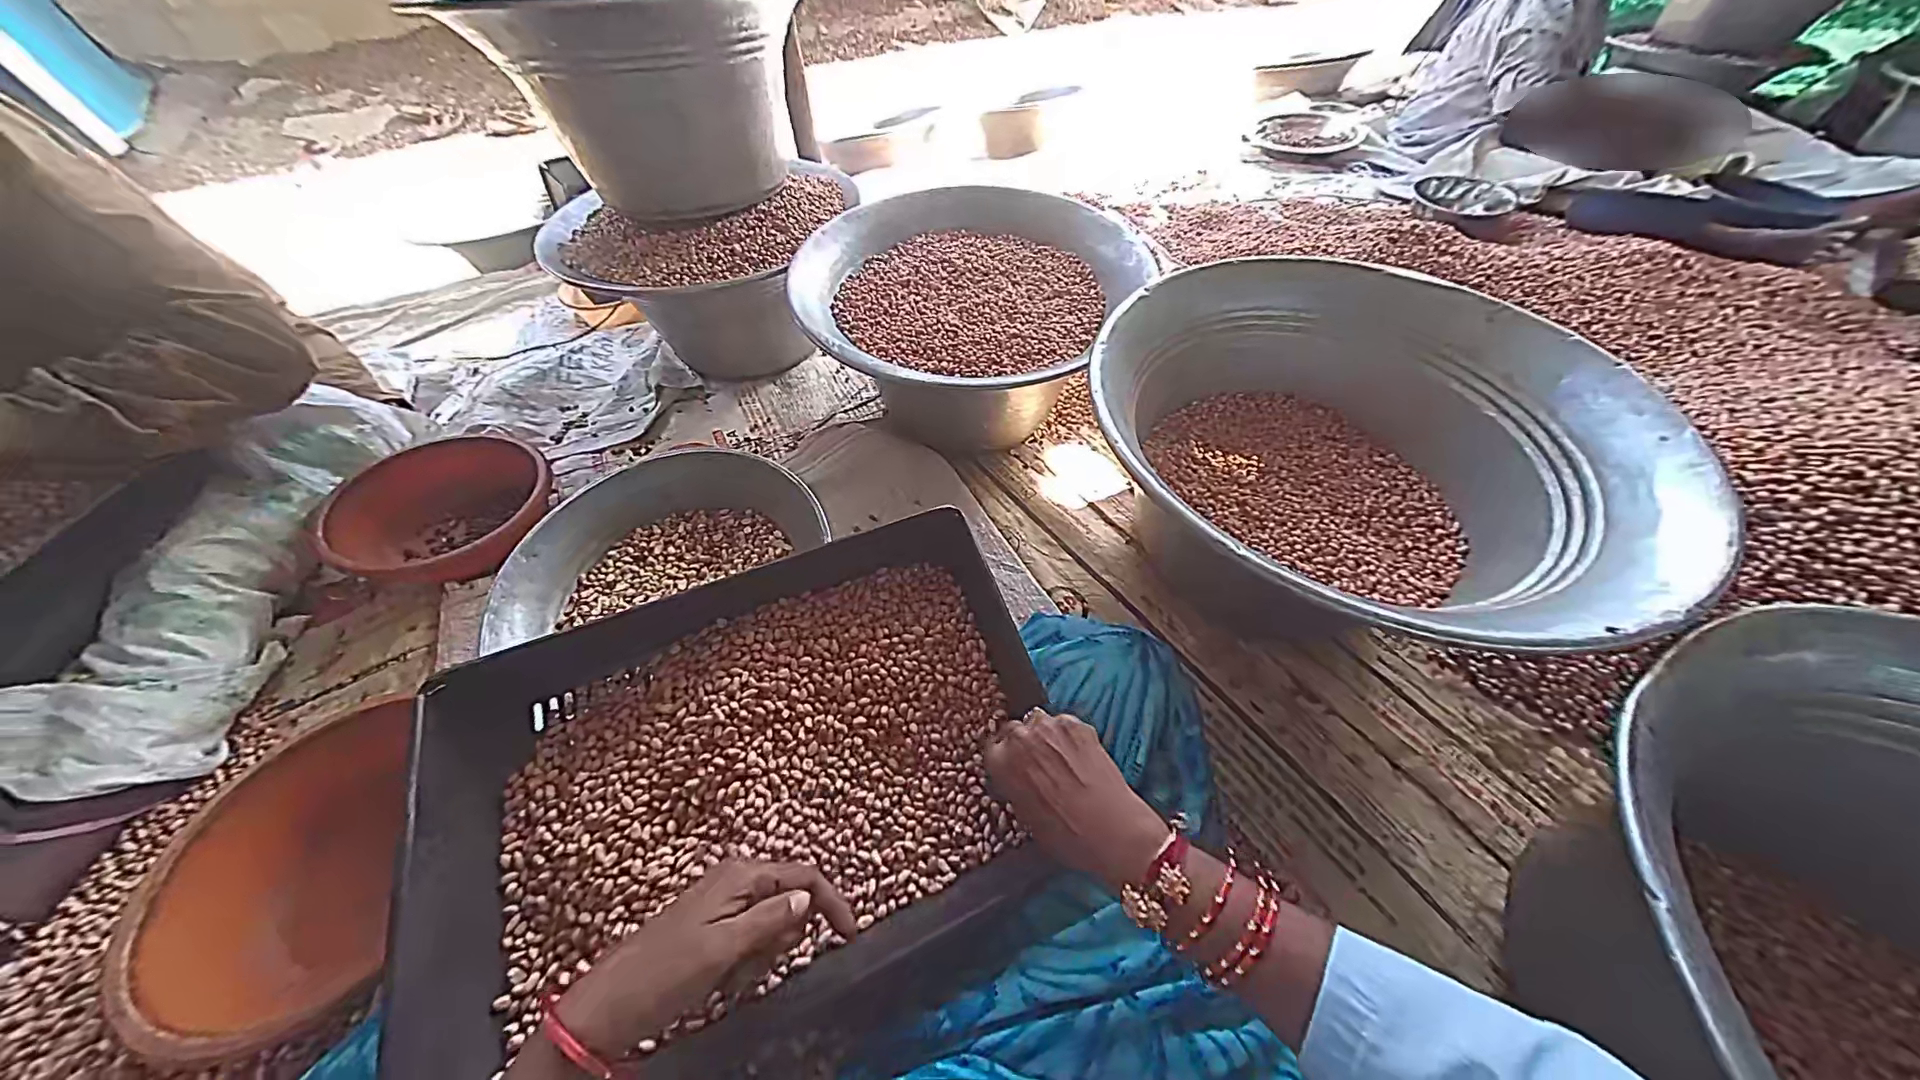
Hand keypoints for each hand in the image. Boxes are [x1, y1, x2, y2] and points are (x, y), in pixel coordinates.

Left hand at [547, 860, 858, 1057]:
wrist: (606, 1006)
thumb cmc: (666, 974)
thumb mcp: (724, 949)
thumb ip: (769, 919)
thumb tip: (807, 898)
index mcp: (741, 875)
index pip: (804, 877)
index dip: (831, 901)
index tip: (849, 934)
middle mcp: (736, 878)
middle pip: (789, 898)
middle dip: (785, 935)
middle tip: (755, 968)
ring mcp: (723, 900)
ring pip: (771, 920)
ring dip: (764, 952)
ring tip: (733, 977)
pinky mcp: (713, 922)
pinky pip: (751, 935)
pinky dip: (749, 958)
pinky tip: (725, 978)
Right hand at [983, 709, 1171, 890]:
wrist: (1112, 829)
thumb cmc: (1066, 834)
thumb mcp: (1025, 817)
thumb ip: (1014, 787)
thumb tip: (1016, 778)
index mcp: (1002, 762)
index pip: (993, 748)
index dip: (1004, 759)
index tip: (1013, 766)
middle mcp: (1021, 737)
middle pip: (1014, 730)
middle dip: (1023, 744)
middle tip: (1037, 764)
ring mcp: (1050, 727)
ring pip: (1039, 722)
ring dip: (1044, 736)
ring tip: (1060, 759)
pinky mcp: (1078, 724)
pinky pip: (1064, 723)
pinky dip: (1068, 735)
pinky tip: (1078, 757)